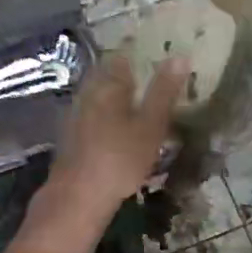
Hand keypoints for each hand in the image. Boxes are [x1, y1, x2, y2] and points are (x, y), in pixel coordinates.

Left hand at [25, 54, 188, 249]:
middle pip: (108, 78)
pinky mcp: (70, 141)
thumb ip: (163, 93)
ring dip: (115, 102)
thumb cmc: (119, 159)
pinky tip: (115, 135)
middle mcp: (87, 94)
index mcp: (108, 85)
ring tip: (134, 109)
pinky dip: (105, 122)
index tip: (154, 57)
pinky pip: (92, 121)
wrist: (78, 197)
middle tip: (147, 84)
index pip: (124, 58)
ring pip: (98, 100)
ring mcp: (75, 118)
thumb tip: (181, 55)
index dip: (139, 56)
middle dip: (126, 79)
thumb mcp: (150, 127)